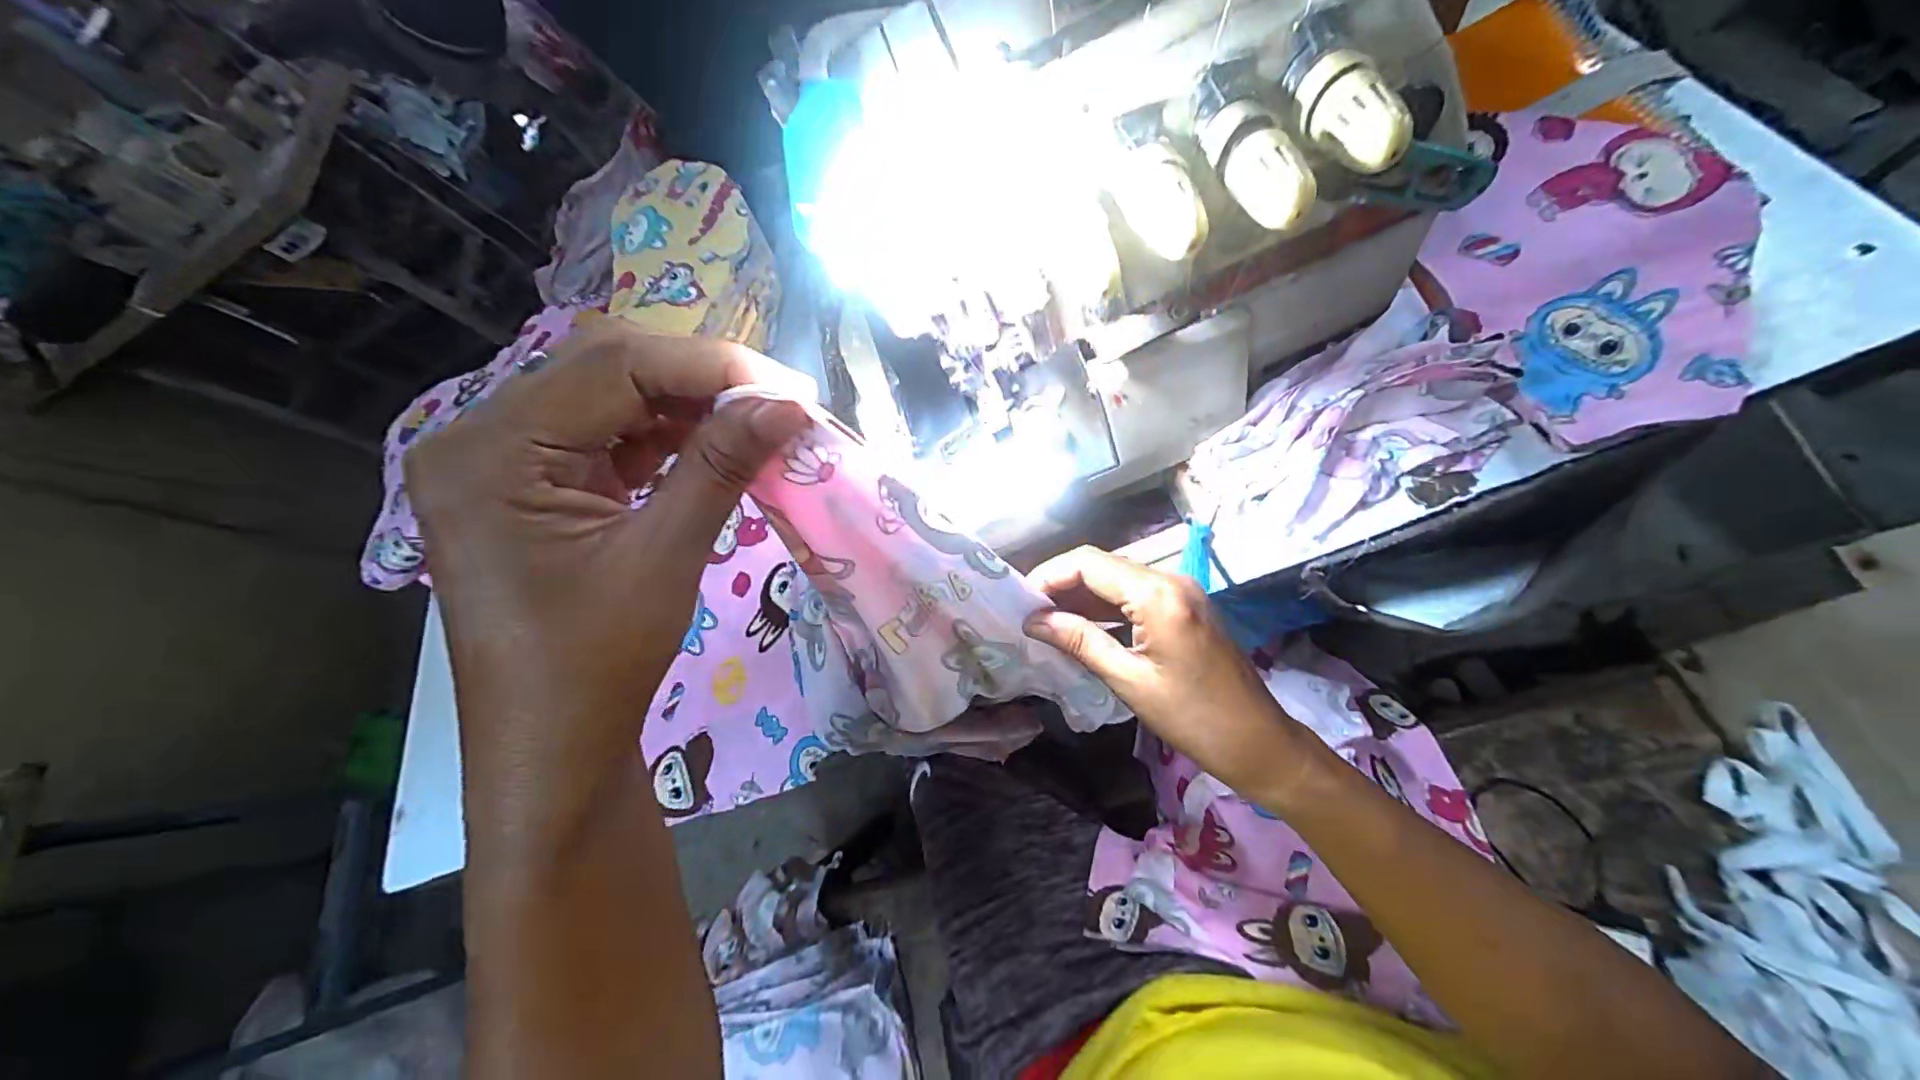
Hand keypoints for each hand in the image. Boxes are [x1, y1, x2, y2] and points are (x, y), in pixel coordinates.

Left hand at [405, 315, 812, 852]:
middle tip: (778, 403)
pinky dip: (662, 437)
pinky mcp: (525, 486)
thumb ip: (722, 465)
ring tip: (756, 424)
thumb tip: (791, 404)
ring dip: (685, 406)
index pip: (613, 367)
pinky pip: (601, 437)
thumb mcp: (664, 556)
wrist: (552, 749)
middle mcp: (477, 437)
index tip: (789, 387)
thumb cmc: (597, 664)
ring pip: (607, 399)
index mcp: (490, 451)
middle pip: (604, 370)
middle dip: (699, 380)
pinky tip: (712, 446)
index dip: (710, 366)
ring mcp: (498, 462)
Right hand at [1022, 547, 1324, 805]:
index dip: (1048, 576)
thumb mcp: (1129, 681)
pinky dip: (1105, 605)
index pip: (1088, 563)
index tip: (1020, 602)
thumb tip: (1034, 620)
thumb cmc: (1194, 718)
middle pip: (1102, 564)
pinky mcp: (1184, 606)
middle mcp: (1170, 580)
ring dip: (1081, 594)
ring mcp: (1181, 591)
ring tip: (1046, 620)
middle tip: (1028, 613)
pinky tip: (1081, 625)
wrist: (1259, 742)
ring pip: (1116, 577)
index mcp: (1157, 595)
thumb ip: (1080, 641)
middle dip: (1061, 584)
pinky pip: (1134, 594)